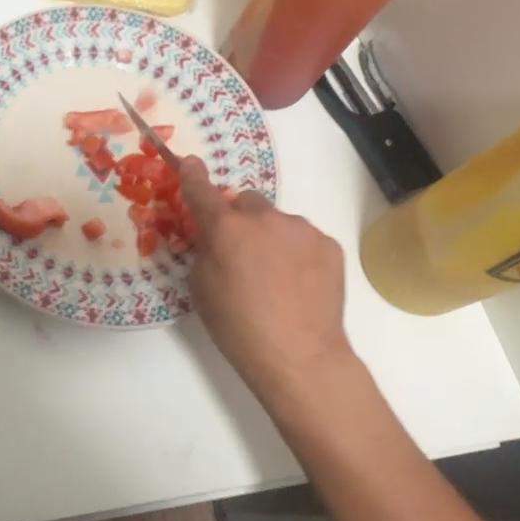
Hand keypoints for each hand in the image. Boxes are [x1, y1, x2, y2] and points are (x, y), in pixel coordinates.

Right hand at [179, 157, 350, 398]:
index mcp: (226, 229)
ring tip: (276, 277)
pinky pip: (304, 239)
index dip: (193, 176)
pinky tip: (298, 284)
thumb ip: (205, 251)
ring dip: (271, 237)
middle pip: (246, 202)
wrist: (300, 356)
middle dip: (240, 219)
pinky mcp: (329, 245)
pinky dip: (297, 253)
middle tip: (242, 253)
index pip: (202, 191)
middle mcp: (264, 219)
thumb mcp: (202, 288)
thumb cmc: (238, 327)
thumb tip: (215, 237)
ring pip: (278, 221)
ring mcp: (301, 230)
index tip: (190, 164)